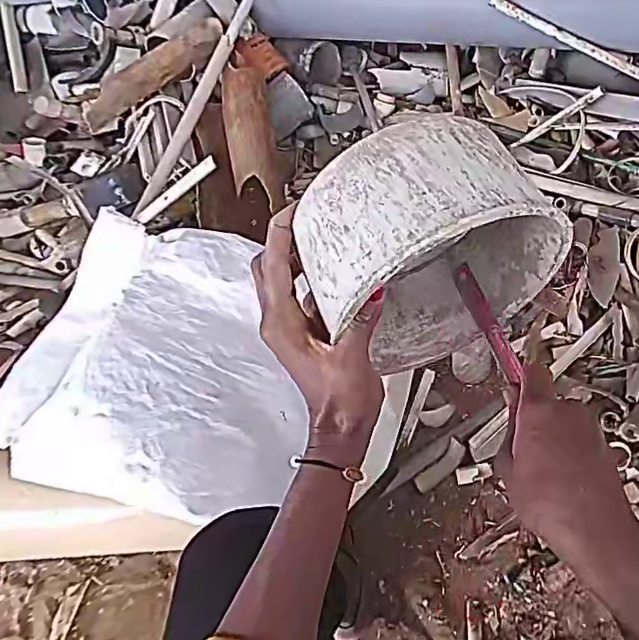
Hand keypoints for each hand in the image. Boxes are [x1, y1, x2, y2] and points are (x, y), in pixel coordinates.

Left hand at [253, 206, 385, 448]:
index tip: (292, 210)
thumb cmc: (340, 402)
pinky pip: (302, 295)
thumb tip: (372, 289)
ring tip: (320, 236)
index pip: (271, 267)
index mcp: (282, 325)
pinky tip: (338, 272)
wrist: (340, 429)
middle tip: (304, 218)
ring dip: (295, 257)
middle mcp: (278, 323)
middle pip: (267, 268)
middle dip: (281, 239)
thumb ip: (361, 319)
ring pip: (281, 280)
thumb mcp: (354, 356)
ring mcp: (289, 328)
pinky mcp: (304, 333)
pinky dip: (312, 277)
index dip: (279, 234)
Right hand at [500, 362, 635, 549]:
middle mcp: (569, 412)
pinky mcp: (605, 446)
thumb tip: (510, 417)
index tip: (513, 385)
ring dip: (555, 437)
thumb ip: (508, 432)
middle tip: (522, 445)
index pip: (532, 372)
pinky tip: (561, 480)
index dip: (521, 377)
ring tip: (542, 471)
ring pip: (565, 421)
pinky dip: (571, 452)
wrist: (594, 530)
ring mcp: (590, 428)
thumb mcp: (508, 469)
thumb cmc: (551, 504)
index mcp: (540, 410)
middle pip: (548, 401)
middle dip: (535, 418)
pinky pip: (580, 440)